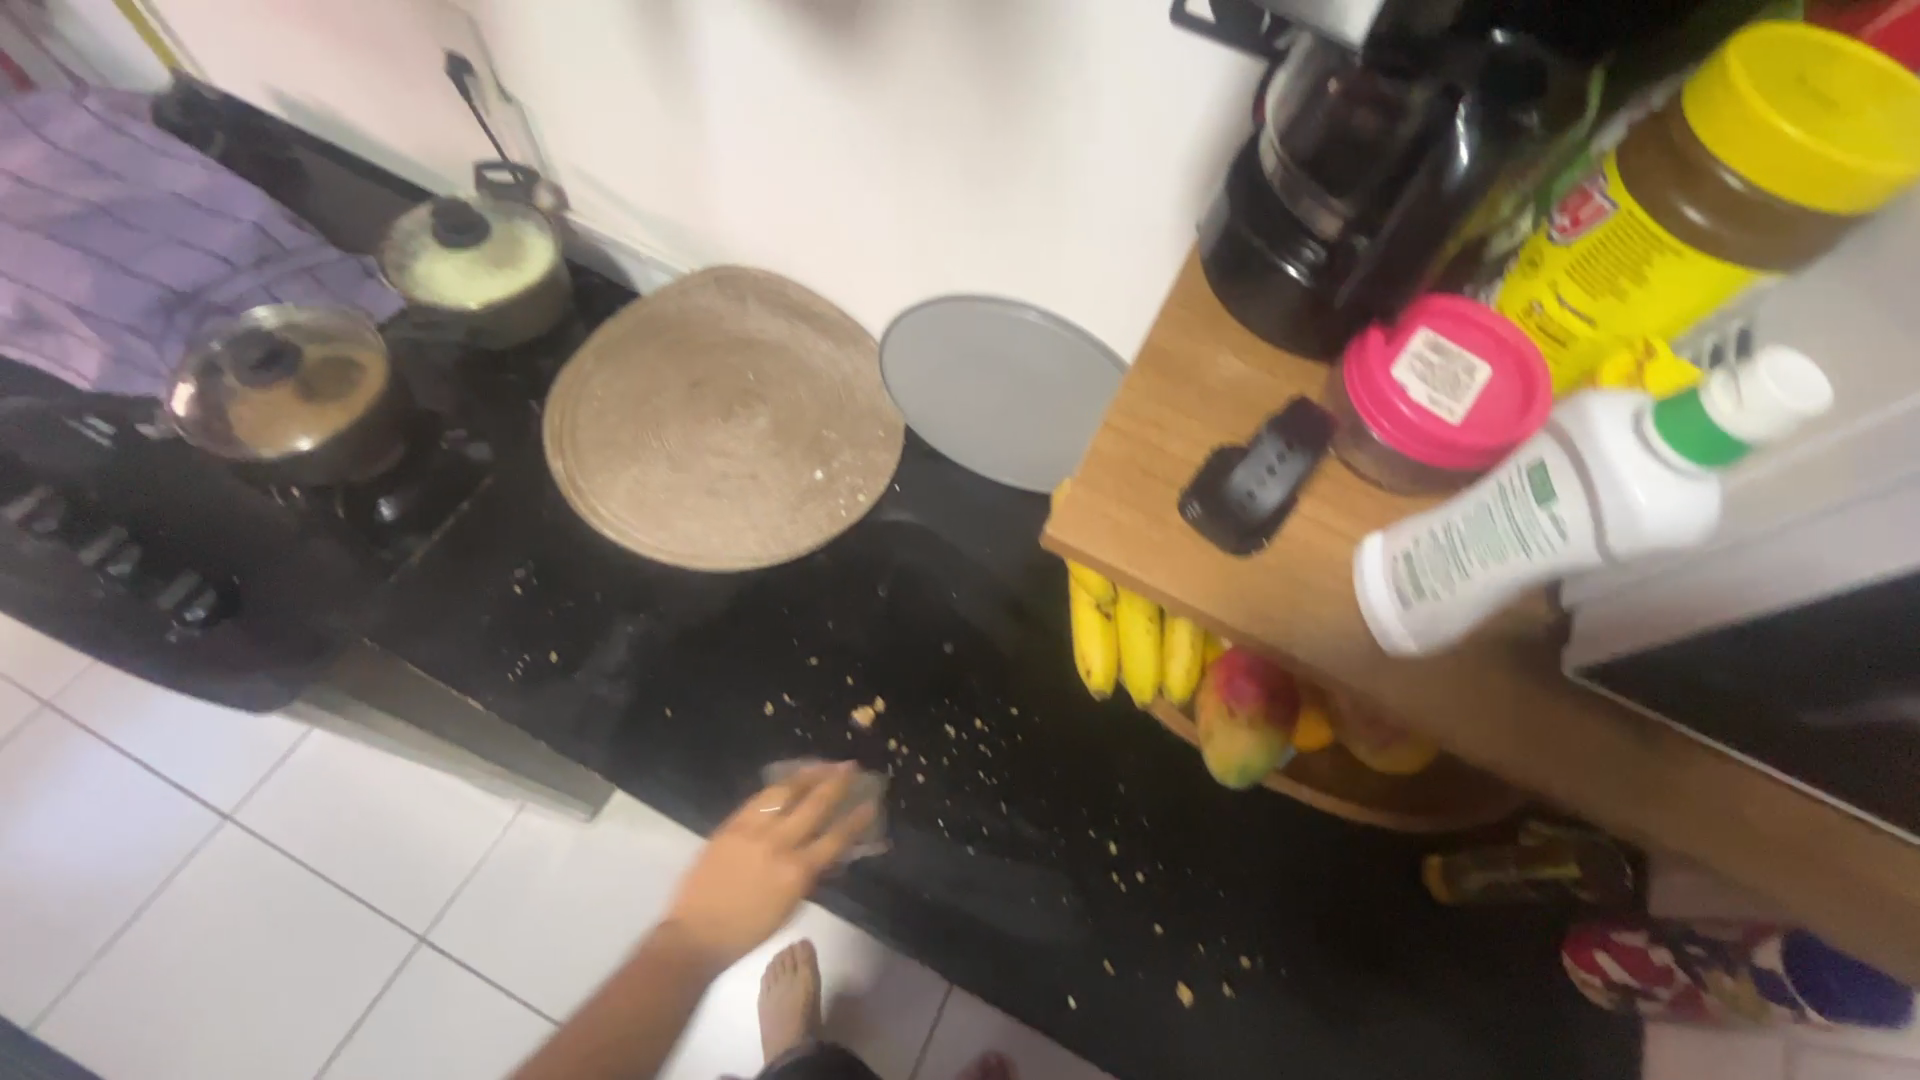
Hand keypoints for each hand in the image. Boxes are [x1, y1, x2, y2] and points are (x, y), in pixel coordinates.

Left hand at [663, 762, 878, 969]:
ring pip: (786, 792)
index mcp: (797, 872)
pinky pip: (760, 798)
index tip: (871, 802)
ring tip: (825, 763)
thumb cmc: (748, 931)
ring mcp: (752, 831)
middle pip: (815, 805)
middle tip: (852, 767)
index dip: (857, 819)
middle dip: (837, 783)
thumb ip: (810, 876)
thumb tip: (830, 853)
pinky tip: (790, 778)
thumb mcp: (790, 907)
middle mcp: (779, 844)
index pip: (836, 837)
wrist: (696, 934)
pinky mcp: (731, 825)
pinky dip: (779, 785)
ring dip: (809, 774)